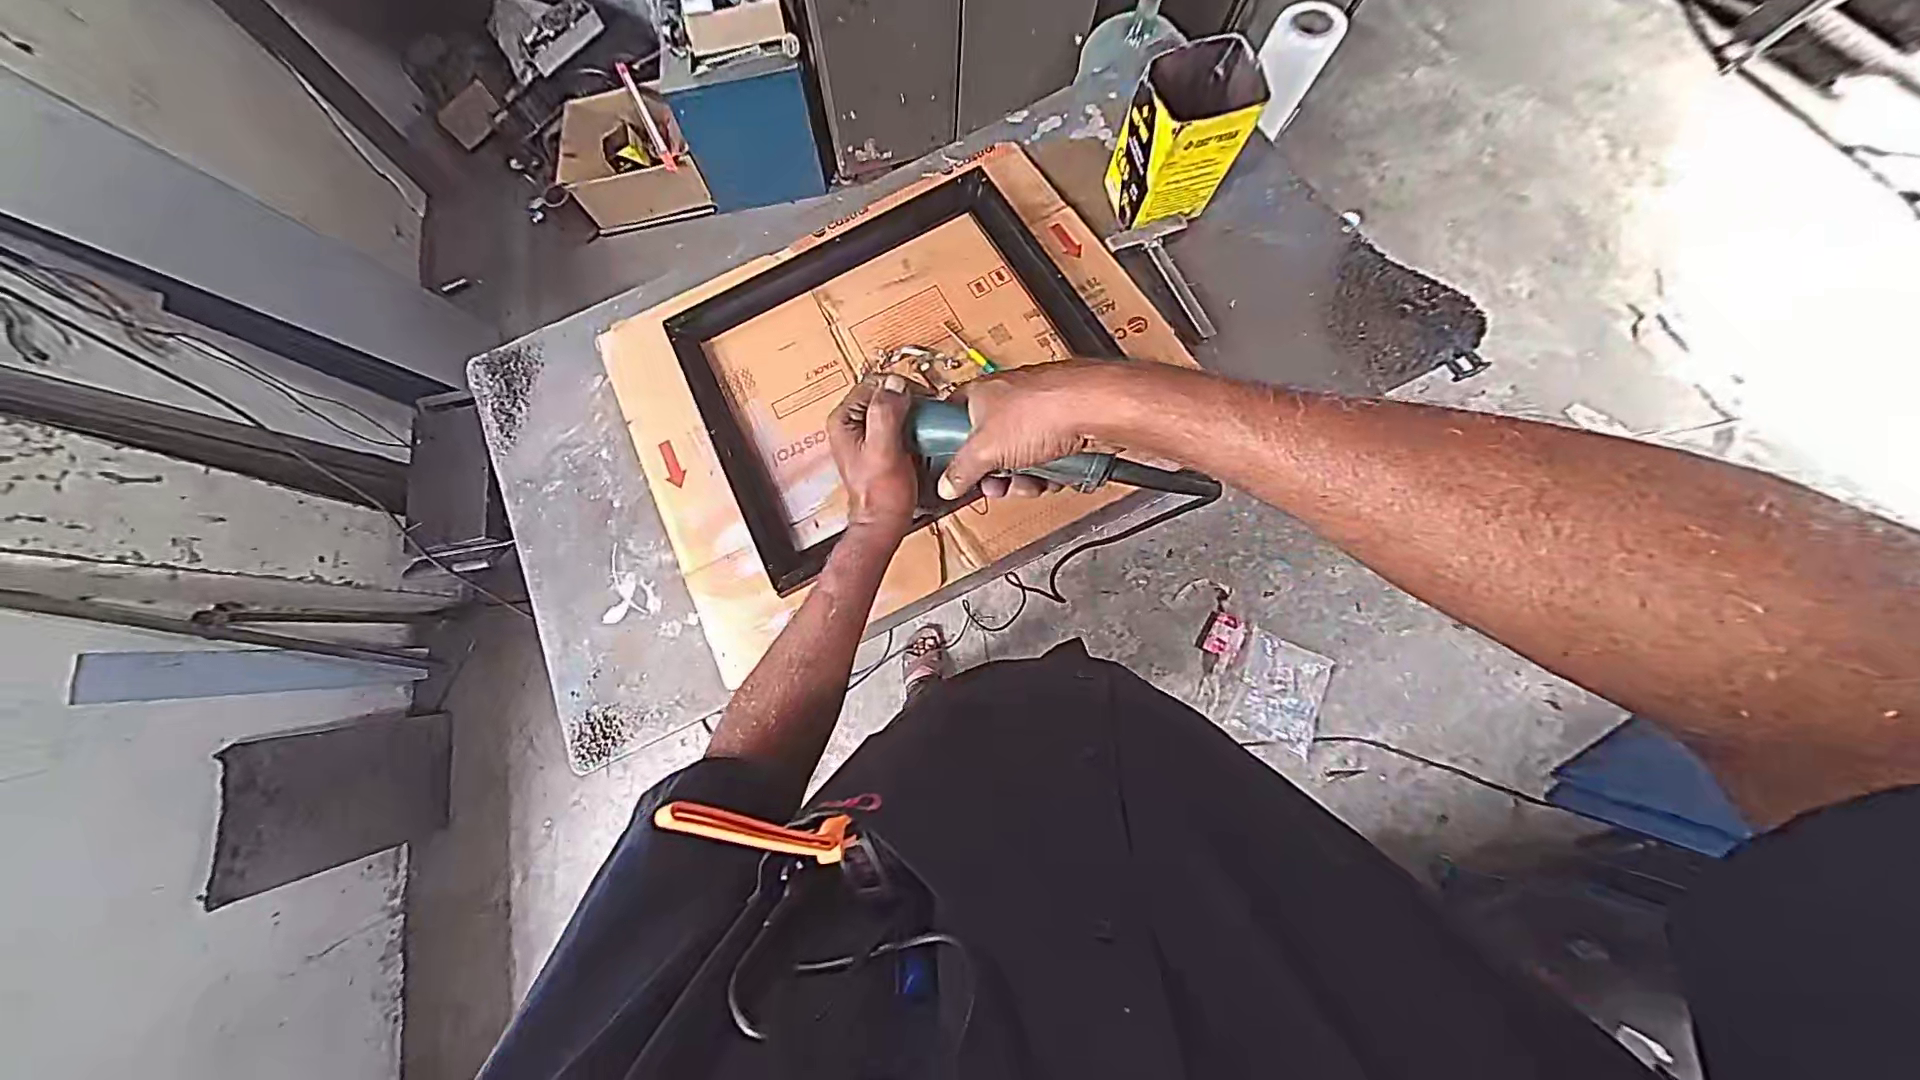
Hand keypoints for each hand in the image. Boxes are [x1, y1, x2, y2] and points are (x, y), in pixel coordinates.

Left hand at [830, 373, 918, 540]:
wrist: (884, 522)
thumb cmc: (880, 495)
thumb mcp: (884, 449)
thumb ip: (886, 413)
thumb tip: (895, 384)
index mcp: (844, 421)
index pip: (873, 383)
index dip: (900, 386)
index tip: (921, 397)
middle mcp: (852, 425)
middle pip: (884, 394)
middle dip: (909, 400)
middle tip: (928, 410)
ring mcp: (867, 436)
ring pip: (894, 409)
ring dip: (913, 413)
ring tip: (928, 423)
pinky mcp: (882, 446)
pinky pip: (900, 425)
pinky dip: (914, 426)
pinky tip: (924, 436)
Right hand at [935, 360, 1124, 499]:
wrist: (1095, 409)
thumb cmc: (1044, 410)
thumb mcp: (986, 450)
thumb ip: (961, 471)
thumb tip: (947, 484)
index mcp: (980, 394)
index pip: (950, 418)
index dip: (949, 445)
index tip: (951, 468)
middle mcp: (1007, 399)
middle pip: (988, 446)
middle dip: (994, 473)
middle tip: (997, 484)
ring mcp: (1035, 414)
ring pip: (1017, 456)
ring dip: (1022, 478)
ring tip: (1031, 482)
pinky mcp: (1060, 428)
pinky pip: (1043, 457)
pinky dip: (1046, 471)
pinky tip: (1051, 476)